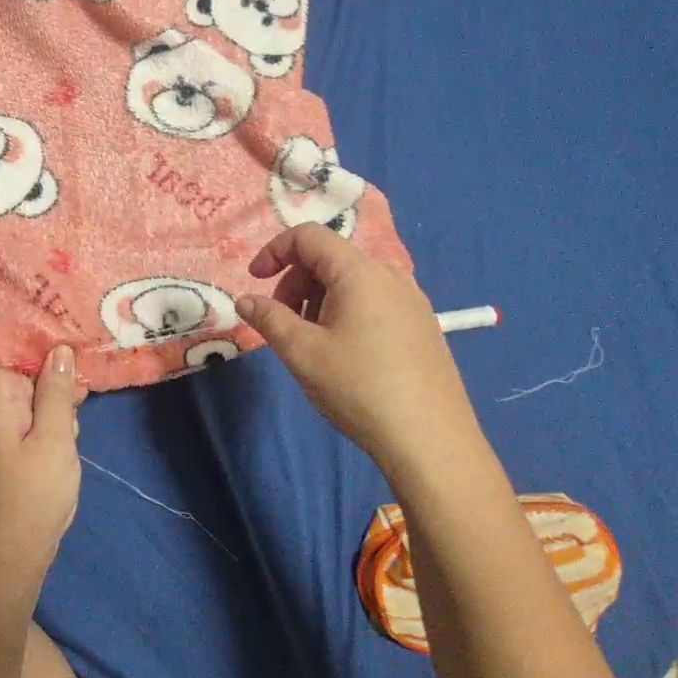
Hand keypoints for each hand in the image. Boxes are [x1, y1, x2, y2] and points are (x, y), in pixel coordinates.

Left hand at [0, 346, 85, 583]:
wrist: (11, 559)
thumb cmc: (31, 495)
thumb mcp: (52, 438)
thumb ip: (55, 393)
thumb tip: (59, 349)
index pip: (4, 352)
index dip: (29, 334)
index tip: (62, 320)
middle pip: (21, 373)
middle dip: (52, 363)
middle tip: (88, 353)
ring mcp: (8, 435)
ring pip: (34, 397)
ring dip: (59, 392)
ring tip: (88, 386)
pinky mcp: (20, 454)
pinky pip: (38, 421)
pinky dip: (58, 417)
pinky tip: (76, 420)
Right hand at [238, 224, 482, 479]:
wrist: (431, 441)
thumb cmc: (360, 388)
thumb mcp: (302, 352)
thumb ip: (269, 318)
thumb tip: (245, 300)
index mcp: (360, 272)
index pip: (309, 236)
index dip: (274, 251)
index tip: (254, 281)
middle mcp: (390, 275)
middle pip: (330, 257)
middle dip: (295, 281)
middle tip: (280, 322)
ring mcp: (412, 300)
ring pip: (352, 281)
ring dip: (319, 298)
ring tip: (311, 342)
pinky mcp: (423, 325)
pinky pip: (374, 300)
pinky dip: (345, 311)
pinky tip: (344, 353)